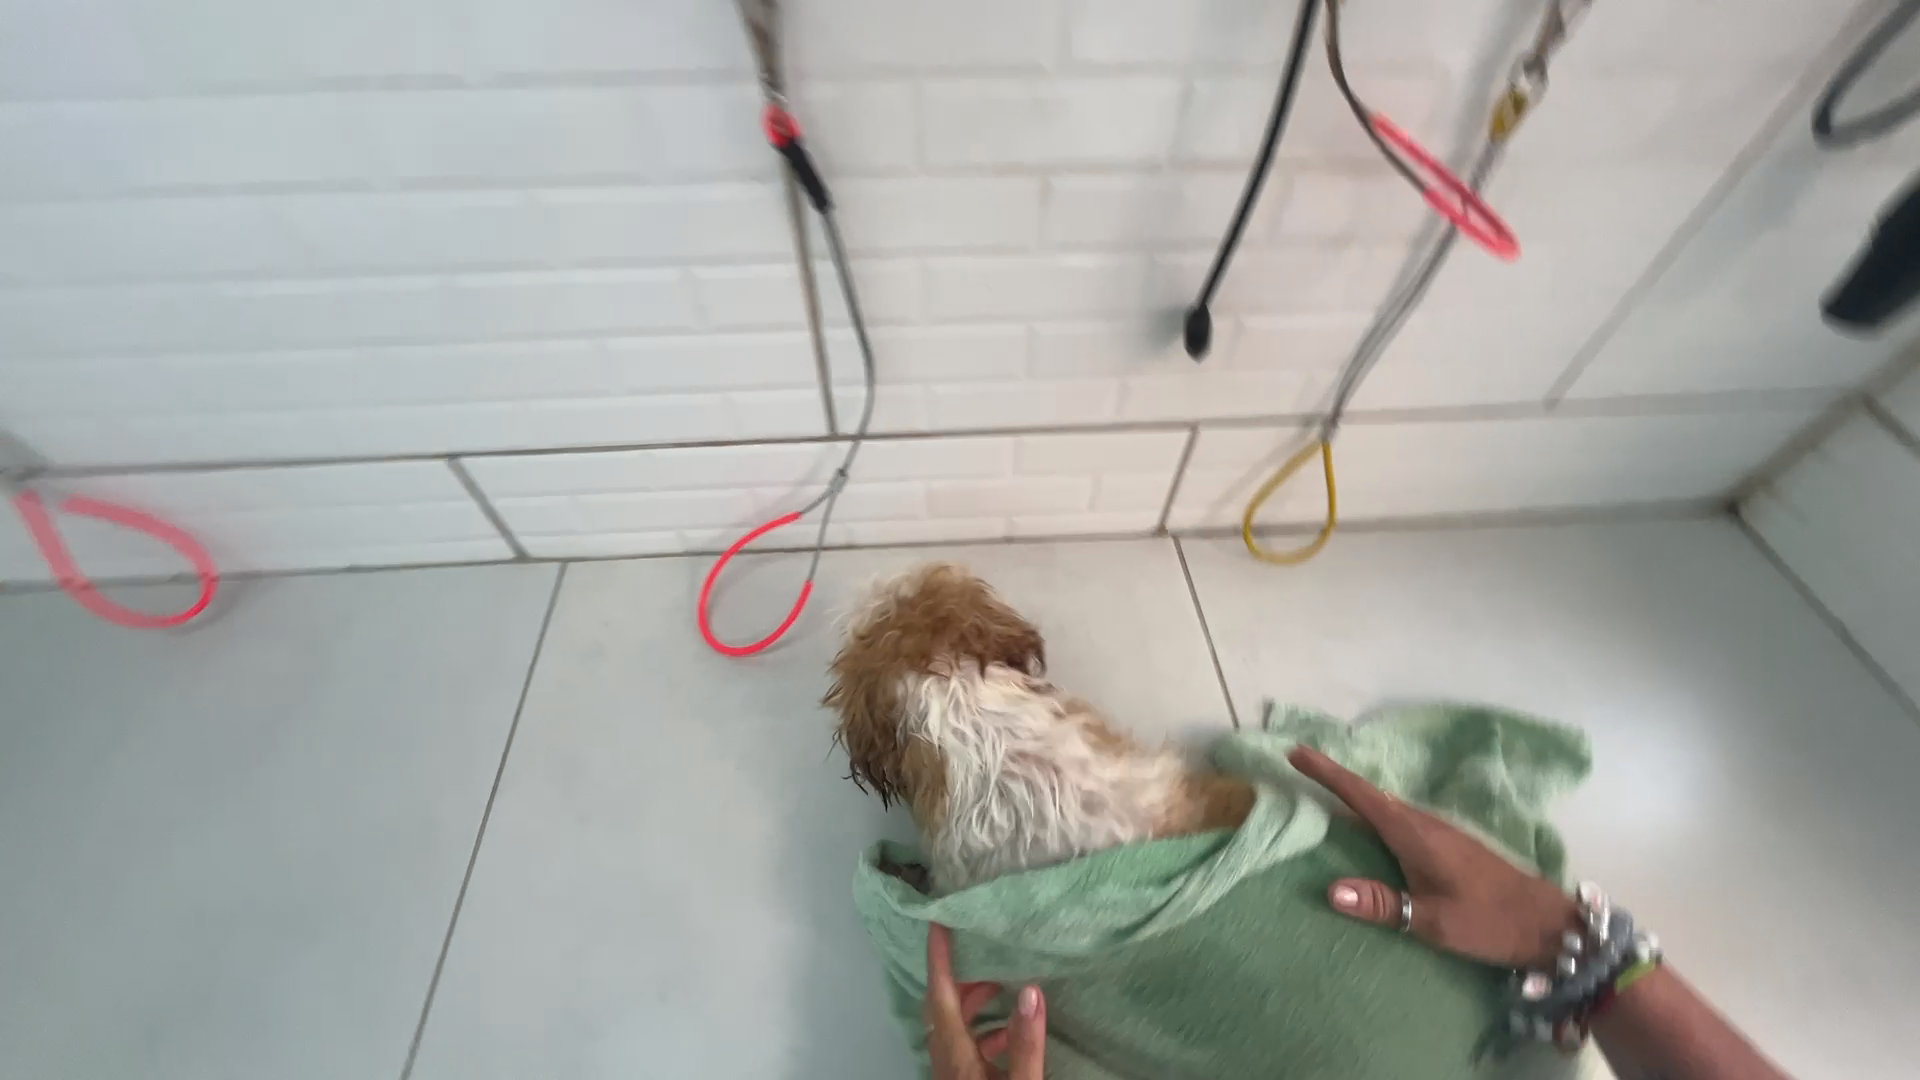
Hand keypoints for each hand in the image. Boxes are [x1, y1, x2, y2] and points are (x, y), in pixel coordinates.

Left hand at [923, 923, 1044, 1079]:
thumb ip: (1025, 1044)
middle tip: (983, 948)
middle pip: (943, 1002)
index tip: (938, 920)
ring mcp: (949, 1069)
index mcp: (953, 1051)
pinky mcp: (958, 1077)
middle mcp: (944, 1056)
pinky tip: (1008, 1031)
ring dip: (973, 999)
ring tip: (1001, 984)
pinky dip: (981, 1027)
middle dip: (961, 972)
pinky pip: (962, 1041)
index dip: (939, 954)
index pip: (940, 992)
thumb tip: (1031, 990)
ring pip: (952, 1021)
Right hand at [1288, 745, 1580, 967]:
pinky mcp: (1446, 842)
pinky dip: (1371, 809)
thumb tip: (1330, 890)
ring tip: (1323, 789)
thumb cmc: (1491, 920)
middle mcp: (1421, 822)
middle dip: (1332, 776)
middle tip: (1299, 764)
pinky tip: (1366, 822)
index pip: (1359, 794)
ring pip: (1384, 804)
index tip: (1296, 751)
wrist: (1554, 927)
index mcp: (1412, 833)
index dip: (1326, 772)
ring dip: (1352, 792)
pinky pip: (1397, 815)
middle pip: (1368, 792)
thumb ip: (1384, 905)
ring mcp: (1437, 830)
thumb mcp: (1435, 921)